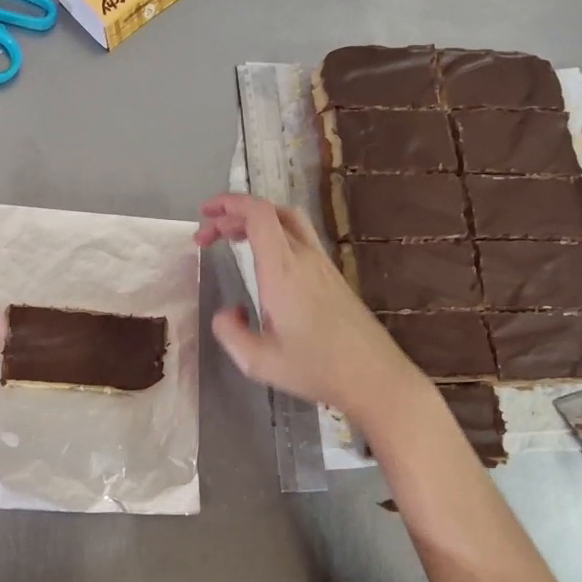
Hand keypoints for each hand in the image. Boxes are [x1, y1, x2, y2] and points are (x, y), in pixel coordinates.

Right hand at [195, 193, 421, 415]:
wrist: (375, 377)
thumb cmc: (316, 369)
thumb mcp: (258, 361)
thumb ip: (230, 332)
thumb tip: (228, 312)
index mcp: (283, 270)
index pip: (258, 215)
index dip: (229, 204)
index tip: (206, 216)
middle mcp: (305, 258)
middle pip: (272, 211)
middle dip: (235, 213)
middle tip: (209, 233)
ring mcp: (323, 265)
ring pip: (289, 222)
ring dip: (257, 222)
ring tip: (232, 239)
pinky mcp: (333, 277)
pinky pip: (300, 240)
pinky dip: (274, 237)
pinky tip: (263, 264)